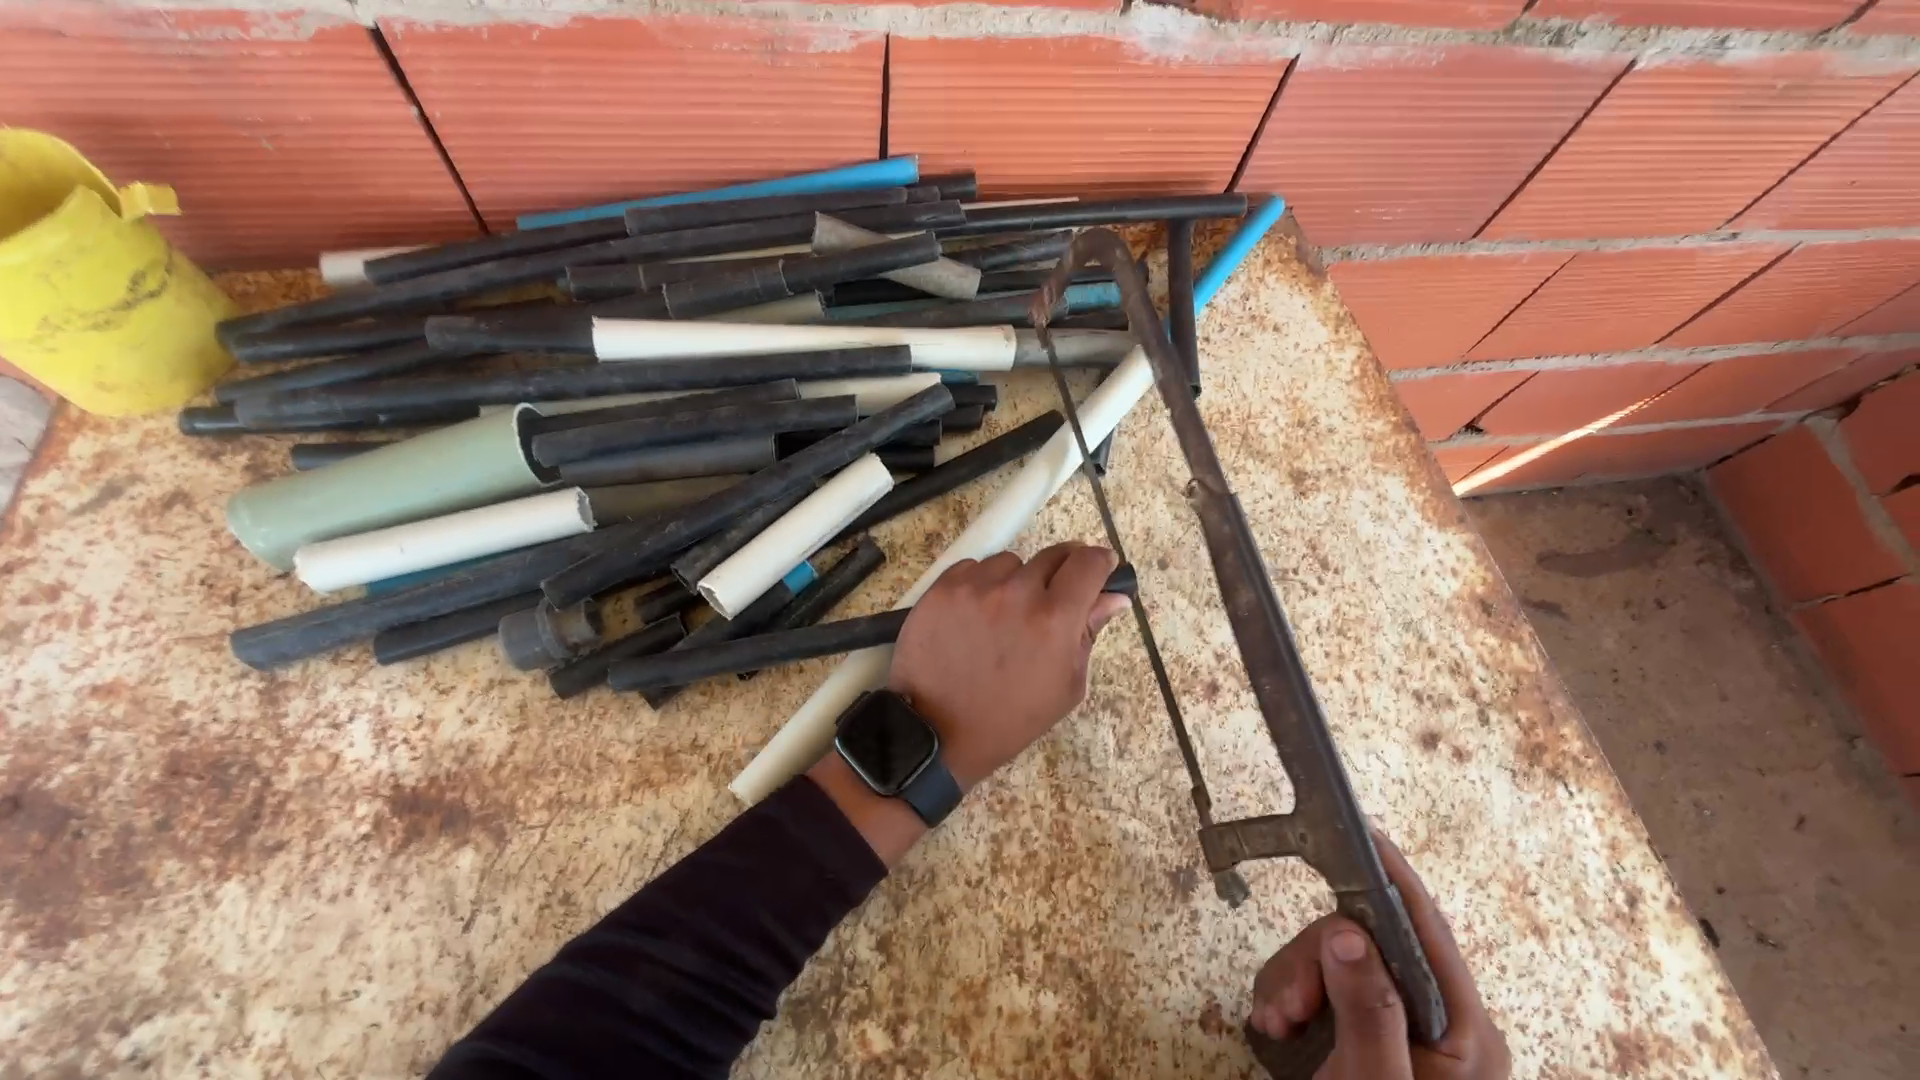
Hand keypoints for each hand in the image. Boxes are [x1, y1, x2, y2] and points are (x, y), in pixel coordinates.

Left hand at [887, 543, 1131, 790]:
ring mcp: (975, 587)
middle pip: (1053, 554)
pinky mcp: (942, 589)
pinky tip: (975, 616)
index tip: (1100, 567)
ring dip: (1017, 580)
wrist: (938, 730)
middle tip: (1053, 598)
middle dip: (1062, 571)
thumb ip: (1089, 634)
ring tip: (1005, 616)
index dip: (1100, 562)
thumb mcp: (1065, 686)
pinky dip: (981, 585)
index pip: (1088, 563)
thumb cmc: (1011, 718)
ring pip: (1011, 562)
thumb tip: (1114, 598)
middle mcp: (1016, 593)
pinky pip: (973, 569)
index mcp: (1054, 620)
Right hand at [1248, 831, 1509, 1079]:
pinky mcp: (1361, 1030)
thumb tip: (1348, 930)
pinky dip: (1288, 994)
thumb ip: (1369, 1012)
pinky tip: (1276, 1024)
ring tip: (1273, 1023)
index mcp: (1460, 1027)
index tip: (1361, 833)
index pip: (1427, 929)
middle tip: (1283, 1006)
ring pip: (1332, 958)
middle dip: (1311, 959)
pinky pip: (1317, 984)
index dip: (1394, 876)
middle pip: (1364, 940)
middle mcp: (1432, 1016)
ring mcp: (1394, 1022)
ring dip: (1291, 980)